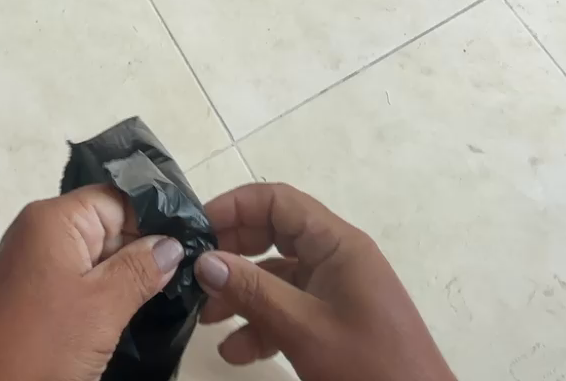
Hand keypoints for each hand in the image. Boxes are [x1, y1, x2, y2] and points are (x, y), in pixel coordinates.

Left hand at [0, 185, 187, 380]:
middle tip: (189, 270)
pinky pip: (78, 277)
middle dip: (142, 246)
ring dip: (125, 273)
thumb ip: (141, 268)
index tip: (191, 241)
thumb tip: (173, 242)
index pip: (116, 198)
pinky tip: (133, 308)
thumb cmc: (44, 346)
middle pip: (106, 223)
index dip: (153, 218)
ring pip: (94, 254)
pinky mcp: (31, 292)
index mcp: (53, 217)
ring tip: (170, 291)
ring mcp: (33, 261)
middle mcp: (40, 229)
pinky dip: (103, 291)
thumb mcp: (102, 307)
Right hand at [197, 183, 454, 380]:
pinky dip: (261, 323)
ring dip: (241, 293)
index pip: (277, 201)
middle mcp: (337, 257)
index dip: (234, 206)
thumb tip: (203, 259)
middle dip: (232, 252)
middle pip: (273, 233)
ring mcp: (338, 291)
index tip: (196, 229)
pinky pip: (290, 307)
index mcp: (337, 243)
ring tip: (205, 319)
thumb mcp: (304, 330)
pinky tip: (235, 350)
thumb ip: (252, 291)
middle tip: (195, 272)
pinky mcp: (338, 322)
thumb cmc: (370, 370)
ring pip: (277, 274)